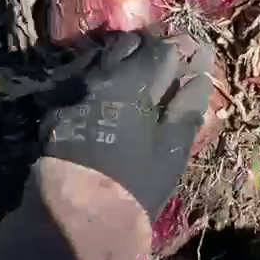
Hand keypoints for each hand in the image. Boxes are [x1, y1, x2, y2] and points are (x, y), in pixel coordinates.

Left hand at [41, 31, 213, 217]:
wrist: (76, 215)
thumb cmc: (134, 182)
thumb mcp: (171, 148)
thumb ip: (187, 107)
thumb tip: (200, 78)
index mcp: (135, 80)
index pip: (164, 48)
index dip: (184, 48)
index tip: (198, 55)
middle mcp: (103, 74)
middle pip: (131, 43)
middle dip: (153, 47)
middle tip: (169, 63)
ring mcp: (77, 88)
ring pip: (105, 57)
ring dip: (126, 58)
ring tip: (140, 75)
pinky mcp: (59, 107)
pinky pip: (85, 77)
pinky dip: (104, 77)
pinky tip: (111, 94)